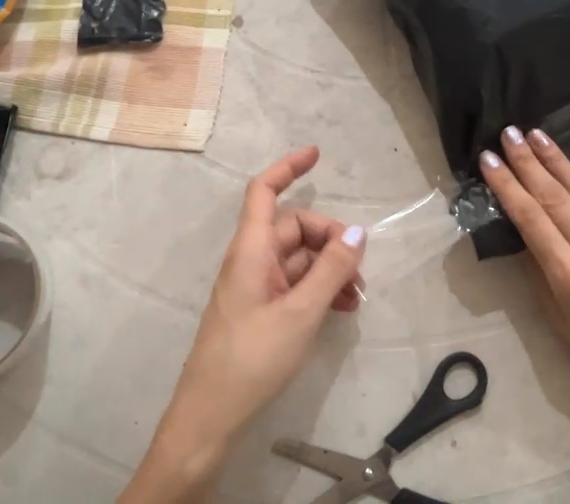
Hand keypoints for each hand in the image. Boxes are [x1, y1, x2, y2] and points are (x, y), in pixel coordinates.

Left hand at [121, 146, 365, 503]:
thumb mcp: (301, 313)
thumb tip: (358, 233)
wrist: (209, 416)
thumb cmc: (251, 357)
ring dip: (330, 269)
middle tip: (360, 269)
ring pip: (298, 259)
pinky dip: (318, 290)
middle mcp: (251, 260)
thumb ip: (331, 270)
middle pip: (294, 228)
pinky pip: (294, 285)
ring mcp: (254, 287)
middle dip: (330, 240)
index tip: (317, 154)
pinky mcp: (259, 311)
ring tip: (358, 297)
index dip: (288, 167)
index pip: (265, 191)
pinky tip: (342, 310)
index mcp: (251, 249)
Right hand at [478, 128, 569, 428]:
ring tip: (535, 134)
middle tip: (508, 133)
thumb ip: (539, 273)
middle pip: (554, 196)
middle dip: (527, 162)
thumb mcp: (560, 324)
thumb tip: (523, 230)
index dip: (506, 185)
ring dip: (557, 159)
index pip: (530, 218)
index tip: (488, 159)